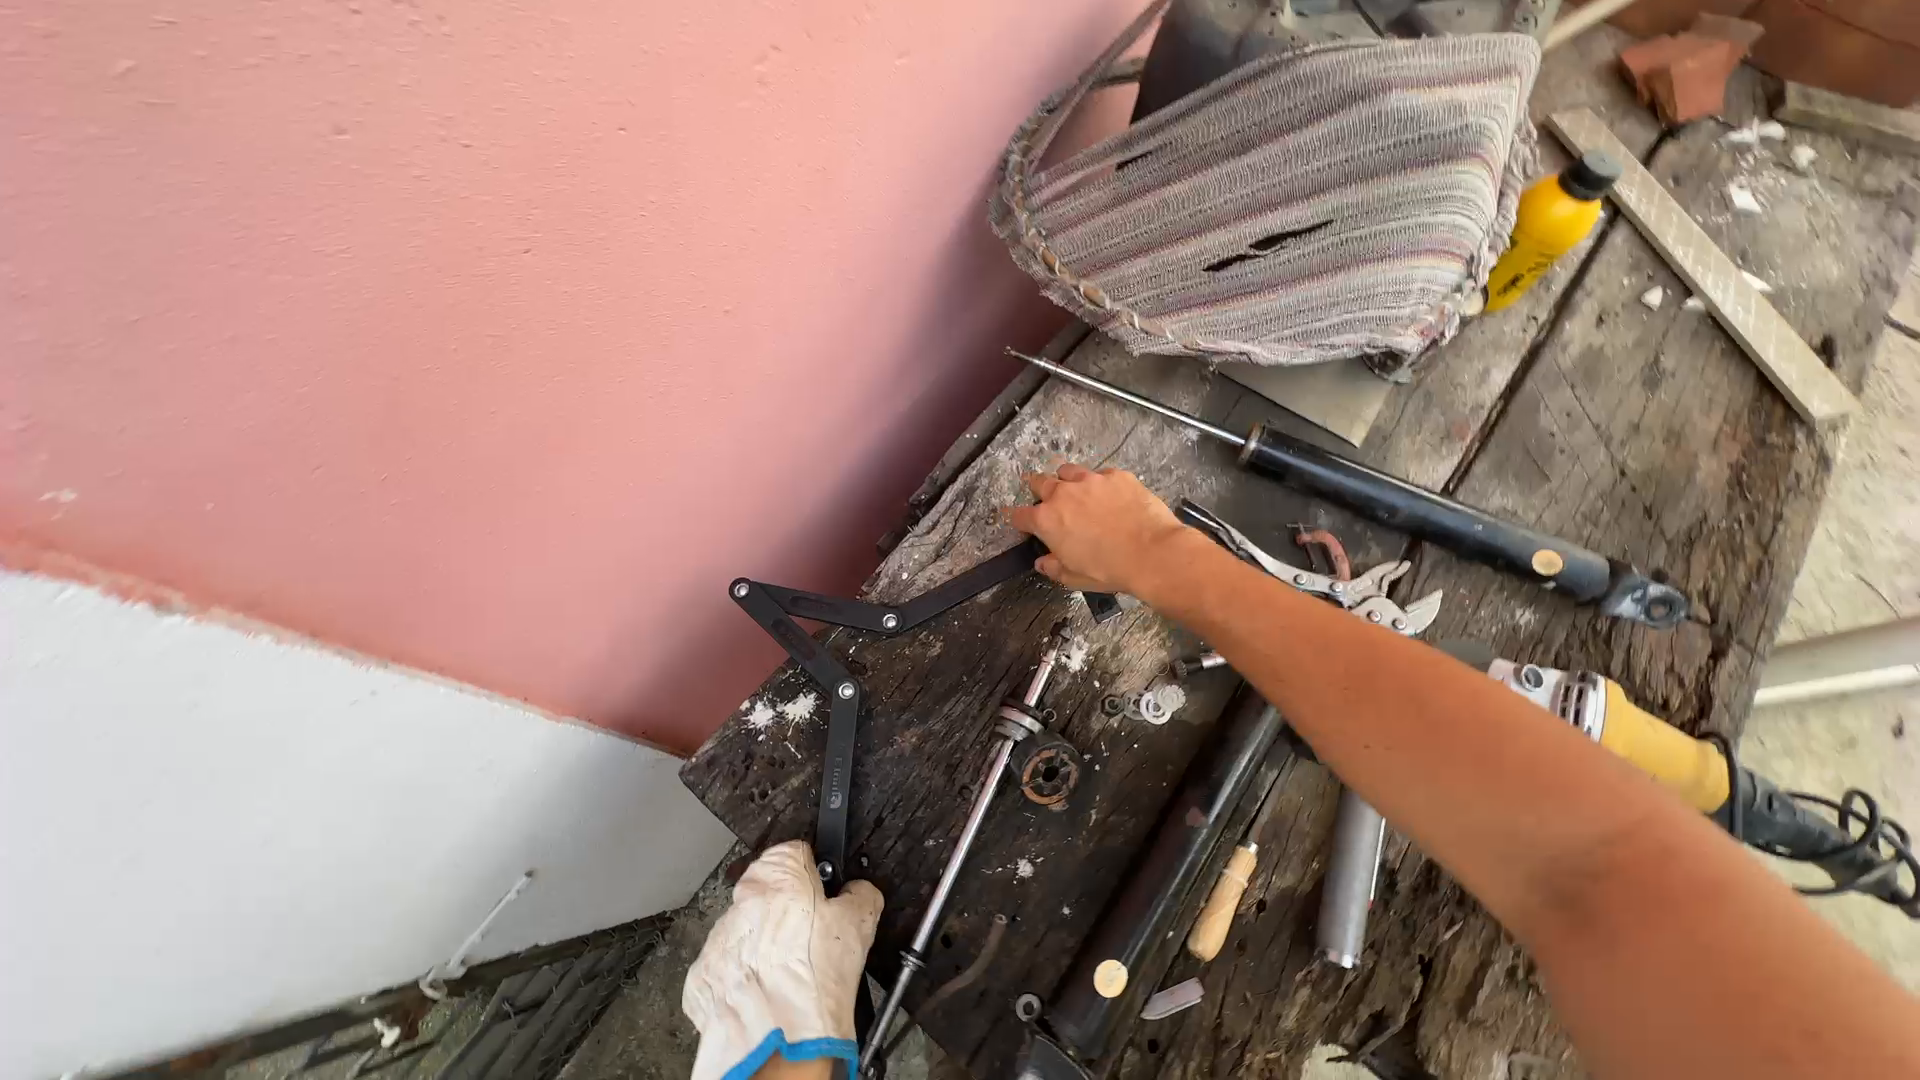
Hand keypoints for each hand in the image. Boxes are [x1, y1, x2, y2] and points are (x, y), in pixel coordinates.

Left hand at [683, 841, 883, 1079]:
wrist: (779, 1048)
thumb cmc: (816, 984)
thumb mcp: (861, 925)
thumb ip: (860, 894)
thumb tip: (857, 891)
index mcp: (778, 878)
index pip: (794, 852)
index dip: (813, 873)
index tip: (823, 892)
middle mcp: (741, 902)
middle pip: (767, 892)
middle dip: (787, 910)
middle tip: (810, 939)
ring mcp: (718, 941)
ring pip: (745, 930)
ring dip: (763, 944)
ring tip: (789, 975)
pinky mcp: (702, 978)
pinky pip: (726, 968)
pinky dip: (743, 978)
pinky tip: (767, 995)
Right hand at [1004, 463, 1195, 596]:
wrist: (1151, 553)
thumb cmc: (1111, 569)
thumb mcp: (1075, 577)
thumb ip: (1054, 567)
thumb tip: (1044, 562)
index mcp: (1047, 520)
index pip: (1019, 515)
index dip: (1015, 516)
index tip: (1015, 517)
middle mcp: (1064, 494)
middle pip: (1039, 482)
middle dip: (1035, 486)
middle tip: (1036, 489)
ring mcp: (1090, 481)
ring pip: (1068, 471)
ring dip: (1065, 479)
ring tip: (1072, 487)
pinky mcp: (1116, 476)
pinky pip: (1101, 474)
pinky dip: (1099, 483)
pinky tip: (1108, 495)